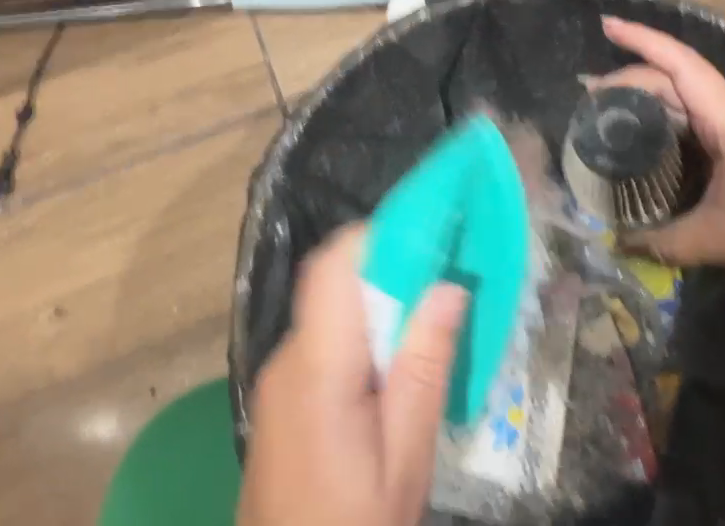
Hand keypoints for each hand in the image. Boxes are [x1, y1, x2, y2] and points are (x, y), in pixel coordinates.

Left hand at [238, 225, 468, 525]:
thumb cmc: (355, 525)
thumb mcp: (405, 457)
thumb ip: (423, 368)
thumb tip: (448, 286)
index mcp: (317, 366)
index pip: (334, 267)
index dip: (379, 236)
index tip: (431, 228)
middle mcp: (287, 358)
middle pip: (331, 283)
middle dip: (386, 264)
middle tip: (443, 269)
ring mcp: (277, 377)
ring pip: (327, 310)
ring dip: (374, 298)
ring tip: (429, 308)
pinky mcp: (279, 398)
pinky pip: (321, 341)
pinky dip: (357, 330)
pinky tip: (394, 357)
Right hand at [598, 16, 724, 298]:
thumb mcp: (719, 240)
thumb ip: (661, 241)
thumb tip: (613, 242)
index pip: (678, 64)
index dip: (641, 40)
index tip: (605, 25)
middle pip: (676, 79)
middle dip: (630, 78)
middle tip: (587, 97)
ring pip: (688, 101)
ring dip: (648, 100)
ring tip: (607, 114)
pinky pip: (699, 125)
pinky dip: (667, 125)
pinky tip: (649, 147)